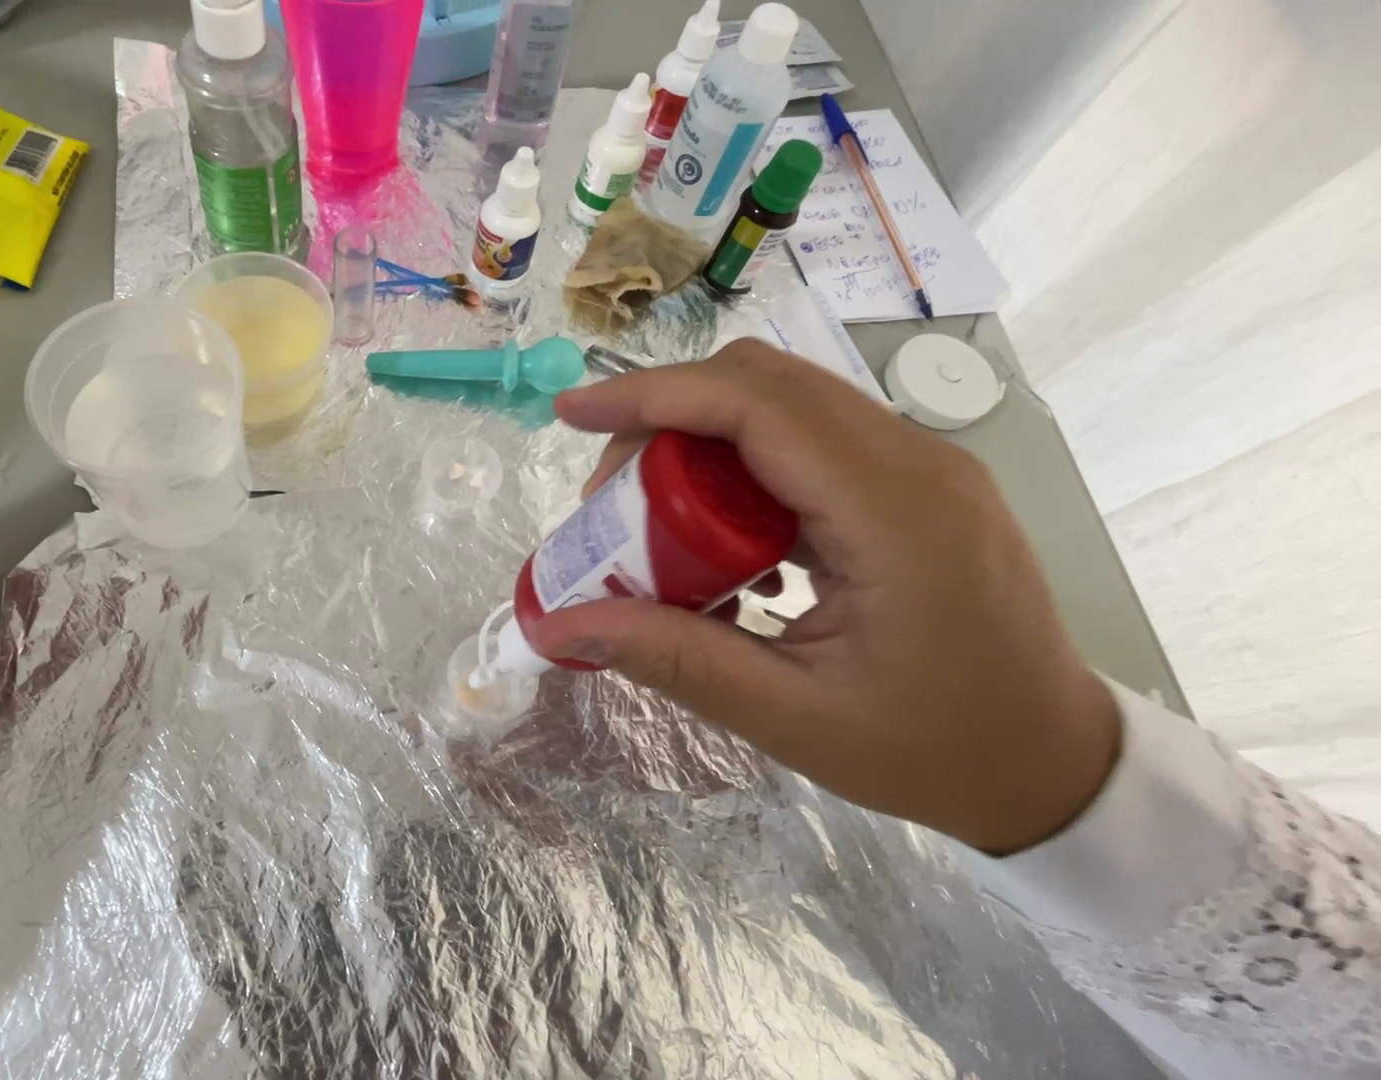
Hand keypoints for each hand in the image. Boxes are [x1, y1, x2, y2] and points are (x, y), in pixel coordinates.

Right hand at [532, 342, 1120, 854]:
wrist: (1058, 767)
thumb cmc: (932, 752)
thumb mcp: (790, 717)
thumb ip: (673, 659)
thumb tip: (561, 624)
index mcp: (895, 514)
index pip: (757, 407)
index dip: (654, 395)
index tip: (573, 414)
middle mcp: (916, 463)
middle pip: (764, 385)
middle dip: (665, 417)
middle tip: (607, 496)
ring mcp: (923, 467)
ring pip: (784, 404)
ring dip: (700, 438)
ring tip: (649, 517)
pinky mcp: (915, 484)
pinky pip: (808, 441)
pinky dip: (740, 464)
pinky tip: (716, 535)